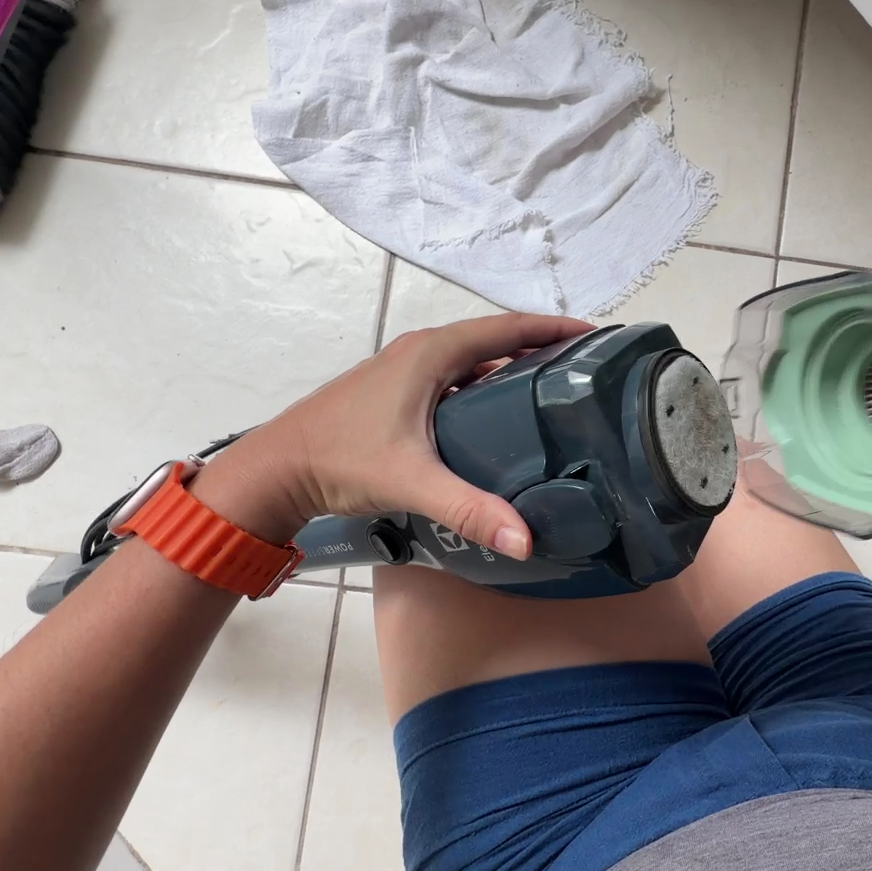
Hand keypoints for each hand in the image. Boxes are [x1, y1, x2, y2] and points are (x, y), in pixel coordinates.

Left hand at [192, 313, 594, 557]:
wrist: (277, 469)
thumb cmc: (341, 460)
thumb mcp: (412, 481)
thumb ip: (470, 509)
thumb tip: (527, 541)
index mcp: (432, 353)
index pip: (507, 329)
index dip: (552, 329)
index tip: (594, 335)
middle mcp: (423, 351)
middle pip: (496, 338)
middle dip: (541, 346)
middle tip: (585, 368)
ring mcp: (408, 369)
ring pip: (476, 358)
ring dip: (515, 365)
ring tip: (556, 388)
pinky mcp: (400, 391)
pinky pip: (459, 376)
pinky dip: (489, 384)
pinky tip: (504, 415)